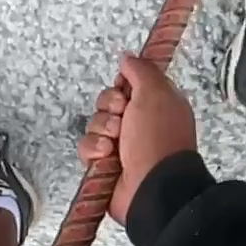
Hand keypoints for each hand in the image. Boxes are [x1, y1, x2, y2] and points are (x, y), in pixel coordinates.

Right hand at [77, 53, 197, 222]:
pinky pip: (86, 147)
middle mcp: (139, 123)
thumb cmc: (158, 140)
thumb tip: (127, 57)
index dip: (122, 86)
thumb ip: (141, 70)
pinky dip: (93, 150)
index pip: (128, 84)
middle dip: (110, 108)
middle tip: (122, 119)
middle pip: (107, 101)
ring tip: (115, 143)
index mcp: (157, 104)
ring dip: (102, 130)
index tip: (126, 92)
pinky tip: (106, 157)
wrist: (151, 187)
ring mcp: (122, 145)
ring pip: (95, 123)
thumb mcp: (156, 92)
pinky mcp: (105, 165)